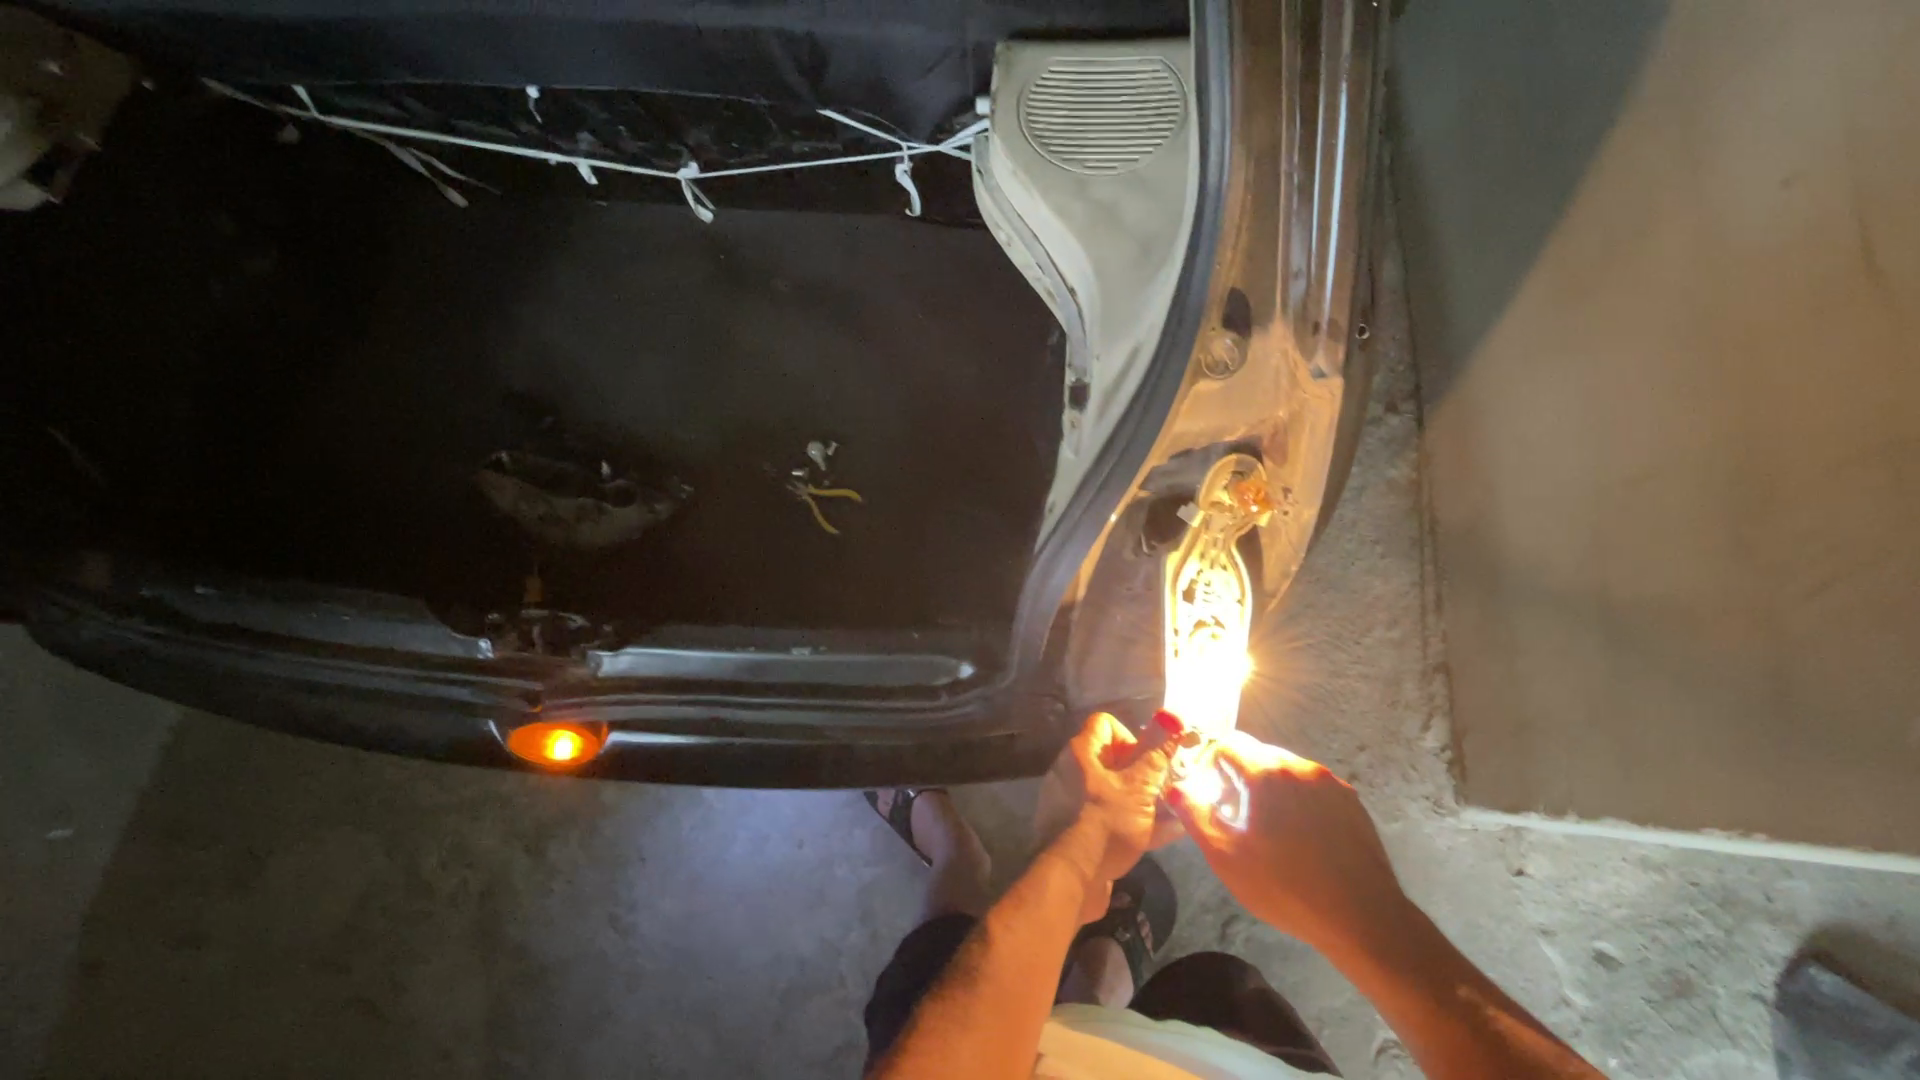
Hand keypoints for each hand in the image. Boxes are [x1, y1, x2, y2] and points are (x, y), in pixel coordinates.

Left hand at [1037, 713, 1176, 919]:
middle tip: (1166, 787)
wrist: (1071, 879)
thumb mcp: (1138, 788)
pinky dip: (1135, 822)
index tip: (1148, 760)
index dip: (1131, 736)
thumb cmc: (1105, 824)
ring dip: (1143, 799)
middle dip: (1143, 772)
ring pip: (1113, 790)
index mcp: (1081, 753)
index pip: (1105, 723)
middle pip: (1112, 759)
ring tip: (1172, 810)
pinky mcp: (1077, 830)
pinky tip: (1166, 834)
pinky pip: (1109, 817)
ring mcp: (1071, 802)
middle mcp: (1071, 771)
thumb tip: (1173, 716)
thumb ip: (1156, 755)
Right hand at [1168, 731, 1408, 956]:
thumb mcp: (1225, 856)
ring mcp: (1332, 784)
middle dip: (1237, 778)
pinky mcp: (1353, 804)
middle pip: (1257, 755)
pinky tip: (1299, 841)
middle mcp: (1301, 766)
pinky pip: (1312, 790)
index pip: (1227, 743)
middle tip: (1231, 817)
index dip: (1208, 763)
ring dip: (1268, 790)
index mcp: (1267, 772)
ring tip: (1265, 832)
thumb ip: (1195, 814)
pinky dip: (1297, 803)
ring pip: (1286, 773)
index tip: (1206, 795)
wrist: (1363, 918)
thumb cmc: (1285, 887)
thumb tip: (1177, 787)